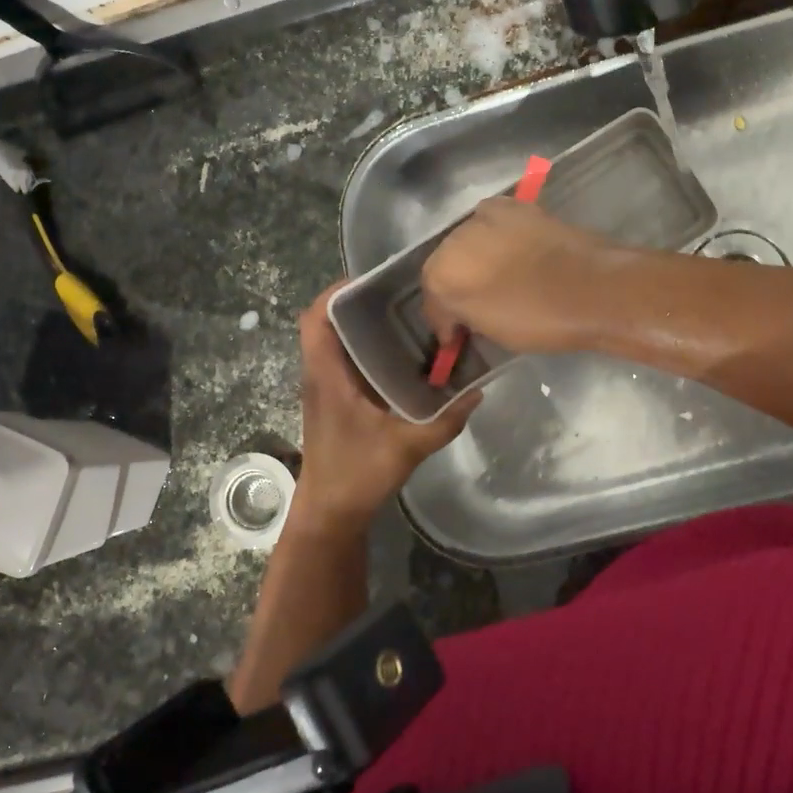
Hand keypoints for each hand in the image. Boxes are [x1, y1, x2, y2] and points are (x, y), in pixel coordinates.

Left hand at [290, 285, 478, 522]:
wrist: (331, 513)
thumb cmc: (357, 474)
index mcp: (327, 376)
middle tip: (406, 294)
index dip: (339, 291)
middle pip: (328, 322)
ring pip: (338, 341)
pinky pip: (349, 361)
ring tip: (411, 317)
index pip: (316, 317)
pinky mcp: (338, 402)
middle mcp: (321, 375)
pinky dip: (371, 349)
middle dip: (362, 302)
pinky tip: (408, 357)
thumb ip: (444, 420)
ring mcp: (327, 389)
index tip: (378, 279)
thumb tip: (477, 391)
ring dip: (366, 325)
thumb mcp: (408, 447)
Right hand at [421, 197, 629, 353]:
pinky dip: (500, 243)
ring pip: (472, 241)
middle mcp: (459, 233)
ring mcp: (493, 215)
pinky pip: (500, 228)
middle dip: (457, 284)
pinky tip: (514, 259)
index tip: (455, 337)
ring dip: (479, 260)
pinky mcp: (523, 208)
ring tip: (496, 283)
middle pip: (447, 261)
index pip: (432, 295)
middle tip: (473, 308)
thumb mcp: (495, 332)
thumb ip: (467, 316)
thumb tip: (462, 314)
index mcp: (444, 268)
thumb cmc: (542, 318)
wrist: (598, 288)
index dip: (443, 318)